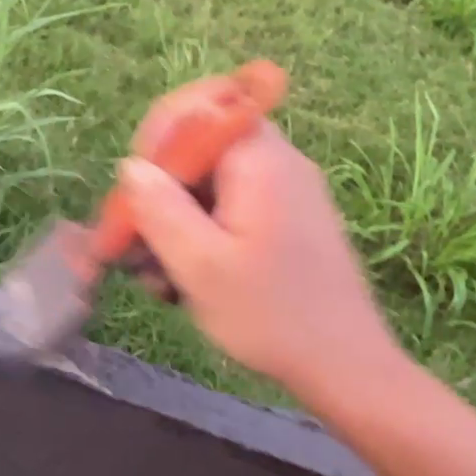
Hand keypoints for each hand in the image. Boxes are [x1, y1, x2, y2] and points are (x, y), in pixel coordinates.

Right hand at [119, 95, 402, 408]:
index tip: (131, 196)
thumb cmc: (271, 315)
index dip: (153, 145)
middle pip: (197, 151)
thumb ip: (160, 209)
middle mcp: (275, 163)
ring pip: (207, 186)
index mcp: (258, 160)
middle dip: (157, 194)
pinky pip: (227, 210)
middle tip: (133, 248)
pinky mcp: (284, 222)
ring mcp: (283, 193)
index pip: (196, 111)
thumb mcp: (200, 266)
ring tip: (157, 280)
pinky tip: (183, 284)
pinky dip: (198, 237)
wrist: (344, 365)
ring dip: (171, 224)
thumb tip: (130, 166)